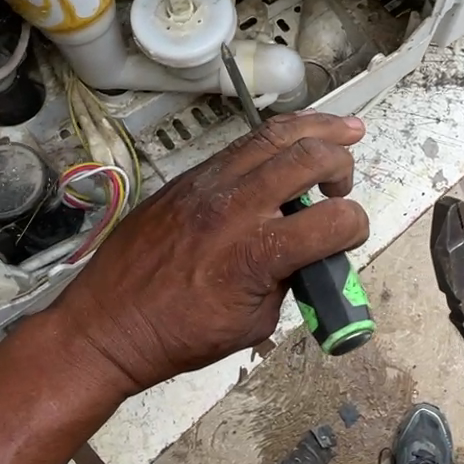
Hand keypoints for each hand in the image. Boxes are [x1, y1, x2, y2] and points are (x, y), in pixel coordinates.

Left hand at [47, 112, 370, 394]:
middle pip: (309, 159)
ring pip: (275, 135)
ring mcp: (210, 185)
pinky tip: (294, 138)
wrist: (107, 324)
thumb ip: (289, 280)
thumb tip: (307, 250)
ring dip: (318, 128)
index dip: (356, 227)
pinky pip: (243, 144)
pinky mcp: (190, 177)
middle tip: (343, 183)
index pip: (334, 221)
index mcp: (256, 255)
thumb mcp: (254, 323)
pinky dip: (278, 137)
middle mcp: (236, 209)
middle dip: (341, 165)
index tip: (349, 235)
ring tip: (346, 128)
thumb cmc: (180, 335)